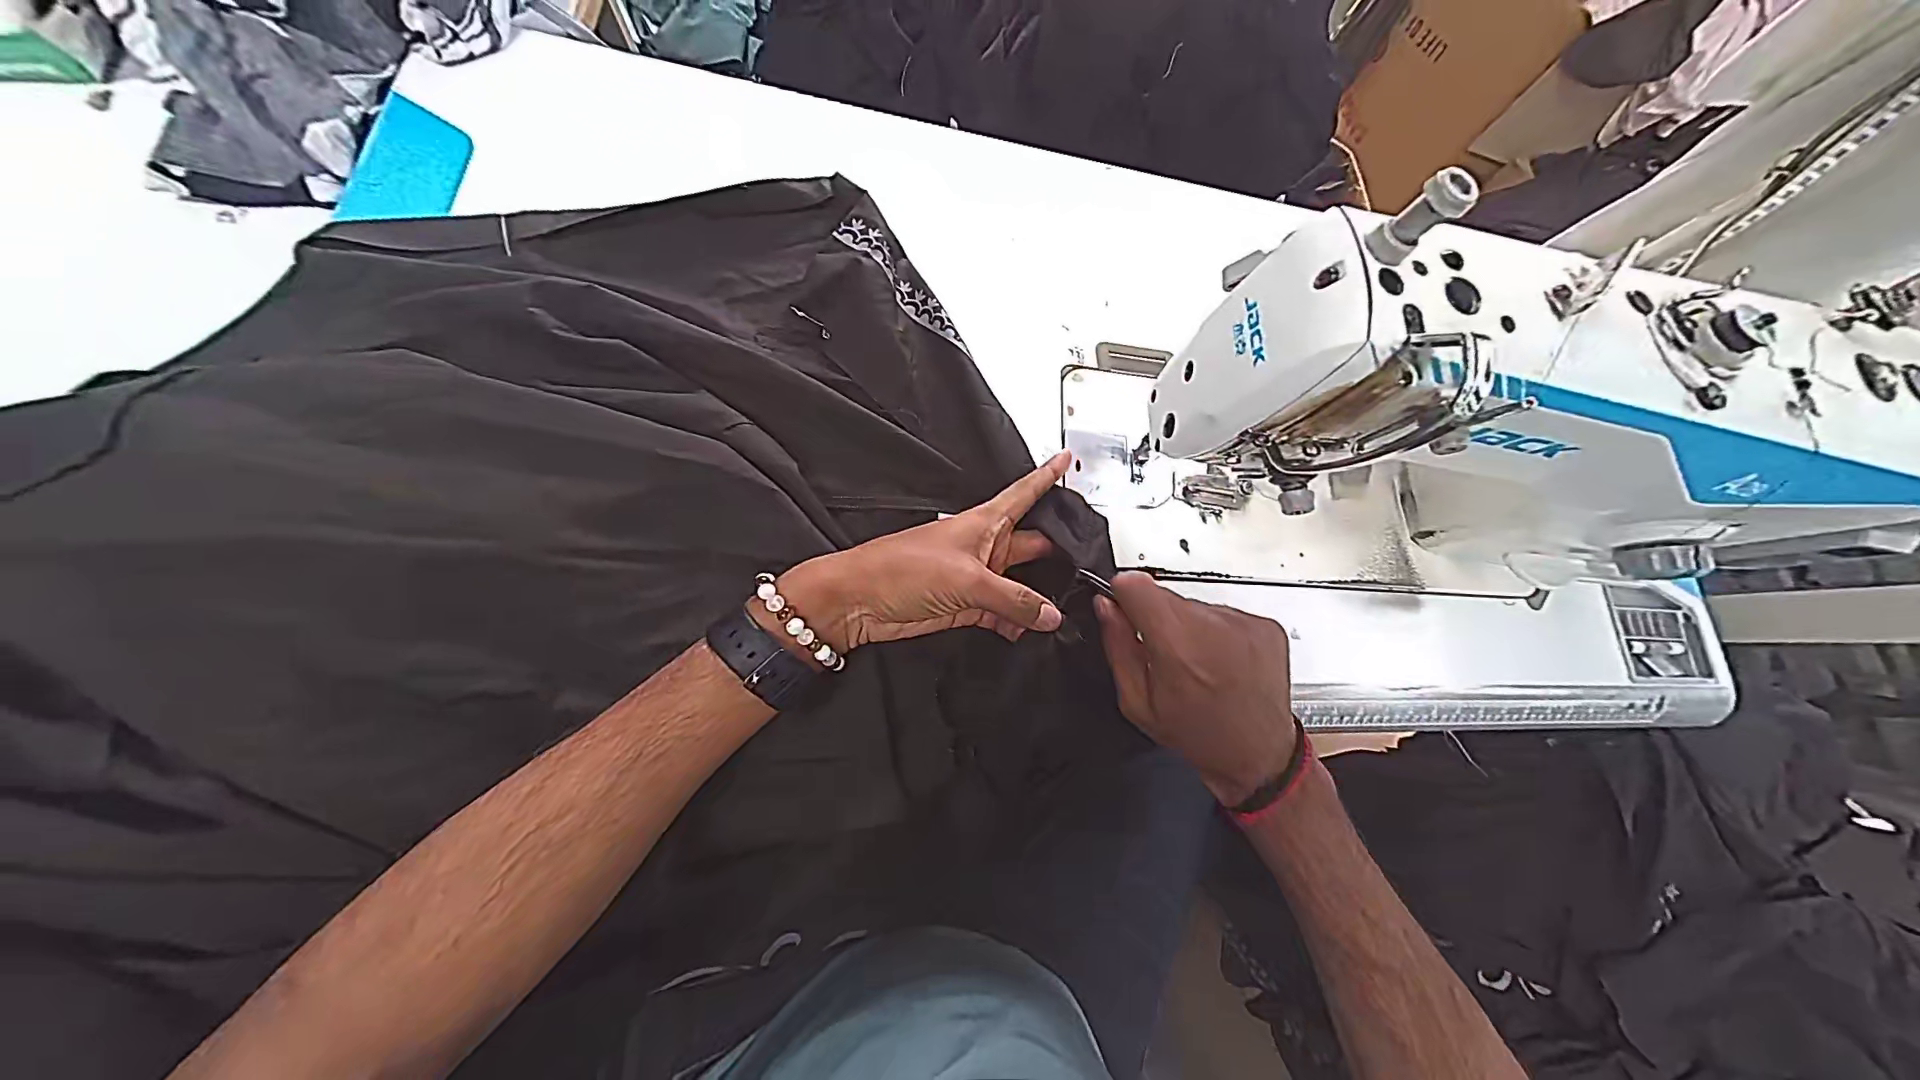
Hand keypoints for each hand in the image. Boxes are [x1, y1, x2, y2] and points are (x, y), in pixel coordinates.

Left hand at [768, 452, 1072, 652]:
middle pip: (1032, 545)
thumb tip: (1049, 613)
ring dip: (1036, 599)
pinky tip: (1025, 630)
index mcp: (985, 522)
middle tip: (1081, 568)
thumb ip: (1014, 599)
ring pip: (1019, 585)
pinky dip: (1015, 622)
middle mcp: (983, 546)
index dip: (1046, 476)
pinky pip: (1003, 611)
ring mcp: (976, 576)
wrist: (859, 602)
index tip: (1066, 459)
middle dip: (1055, 555)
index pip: (1025, 492)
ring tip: (1057, 611)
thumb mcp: (967, 579)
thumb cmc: (897, 568)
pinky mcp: (966, 604)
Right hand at [1093, 572, 1299, 805]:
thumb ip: (1118, 646)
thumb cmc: (1199, 735)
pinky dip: (1217, 632)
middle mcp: (1213, 629)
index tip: (1123, 608)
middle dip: (1157, 617)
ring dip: (1188, 626)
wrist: (1257, 754)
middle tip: (1165, 653)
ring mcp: (1243, 625)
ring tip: (1197, 663)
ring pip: (1195, 604)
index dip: (1123, 594)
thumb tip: (1107, 608)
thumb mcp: (1138, 703)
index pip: (1136, 584)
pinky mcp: (1264, 626)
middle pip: (1165, 594)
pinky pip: (1225, 614)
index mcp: (1177, 647)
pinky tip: (1220, 662)